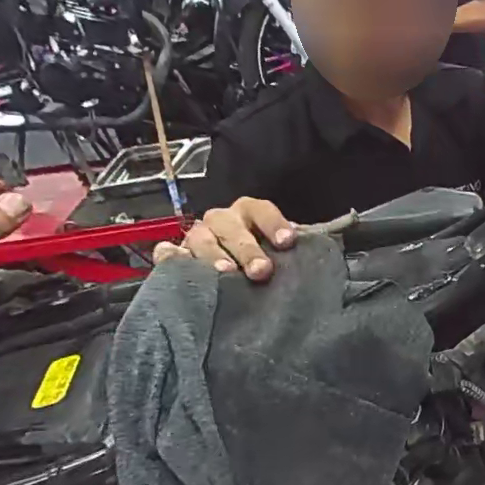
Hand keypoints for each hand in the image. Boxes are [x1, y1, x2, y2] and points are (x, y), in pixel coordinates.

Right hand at [152, 196, 293, 280]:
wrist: (236, 271)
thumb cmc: (266, 258)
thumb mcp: (281, 250)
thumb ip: (293, 250)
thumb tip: (315, 254)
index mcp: (251, 213)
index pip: (262, 210)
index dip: (274, 224)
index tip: (288, 243)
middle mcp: (223, 221)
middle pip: (232, 228)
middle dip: (247, 249)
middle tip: (261, 271)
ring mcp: (197, 236)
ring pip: (201, 239)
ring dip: (214, 256)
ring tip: (226, 274)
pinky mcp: (176, 254)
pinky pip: (169, 253)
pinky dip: (171, 257)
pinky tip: (177, 264)